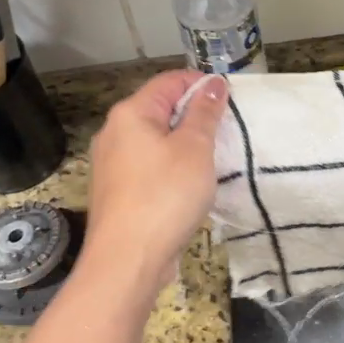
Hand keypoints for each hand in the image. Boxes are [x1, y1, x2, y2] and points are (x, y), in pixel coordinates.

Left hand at [81, 71, 227, 295]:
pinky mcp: (117, 191)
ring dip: (184, 143)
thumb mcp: (195, 148)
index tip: (231, 98)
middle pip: (159, 109)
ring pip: (155, 140)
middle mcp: (114, 133)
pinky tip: (191, 184)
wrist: (127, 261)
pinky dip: (171, 166)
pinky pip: (149, 166)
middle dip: (194, 115)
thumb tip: (213, 83)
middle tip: (227, 129)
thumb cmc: (164, 196)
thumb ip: (204, 113)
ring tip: (214, 157)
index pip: (169, 81)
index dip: (201, 84)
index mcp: (130, 113)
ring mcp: (112, 164)